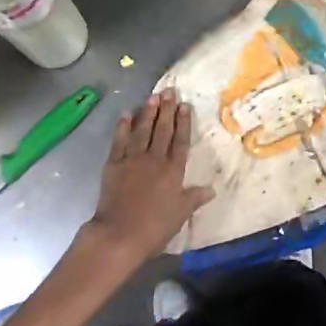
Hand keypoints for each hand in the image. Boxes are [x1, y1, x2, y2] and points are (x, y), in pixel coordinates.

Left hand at [85, 90, 213, 266]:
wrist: (120, 234)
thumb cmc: (154, 227)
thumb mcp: (180, 214)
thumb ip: (194, 198)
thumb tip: (211, 189)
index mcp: (173, 171)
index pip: (180, 141)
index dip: (183, 122)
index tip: (185, 105)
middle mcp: (155, 159)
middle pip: (163, 130)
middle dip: (167, 109)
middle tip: (170, 91)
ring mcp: (133, 159)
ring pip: (143, 130)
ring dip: (148, 112)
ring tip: (153, 96)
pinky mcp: (114, 163)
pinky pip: (119, 140)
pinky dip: (123, 126)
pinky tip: (126, 113)